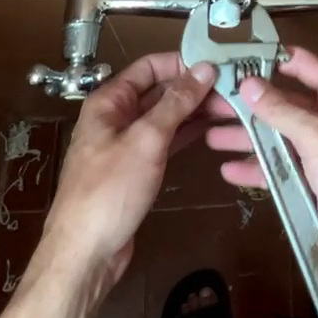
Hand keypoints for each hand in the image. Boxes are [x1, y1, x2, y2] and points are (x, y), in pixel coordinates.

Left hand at [44, 53, 217, 281]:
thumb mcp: (146, 140)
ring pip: (165, 116)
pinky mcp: (136, 169)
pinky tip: (211, 131)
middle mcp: (116, 117)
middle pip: (159, 91)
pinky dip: (187, 133)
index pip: (150, 67)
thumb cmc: (110, 191)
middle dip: (194, 88)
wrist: (85, 255)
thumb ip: (177, 102)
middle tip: (232, 90)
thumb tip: (205, 68)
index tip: (217, 65)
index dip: (183, 62)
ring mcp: (126, 144)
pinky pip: (165, 140)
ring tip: (230, 108)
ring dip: (194, 111)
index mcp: (110, 102)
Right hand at [205, 47, 317, 274]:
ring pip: (277, 135)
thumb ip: (281, 111)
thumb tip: (248, 84)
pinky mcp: (312, 180)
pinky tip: (229, 169)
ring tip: (210, 136)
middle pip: (284, 103)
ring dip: (247, 136)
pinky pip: (279, 166)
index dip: (272, 59)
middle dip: (250, 104)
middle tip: (212, 102)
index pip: (303, 66)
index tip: (237, 57)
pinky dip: (256, 167)